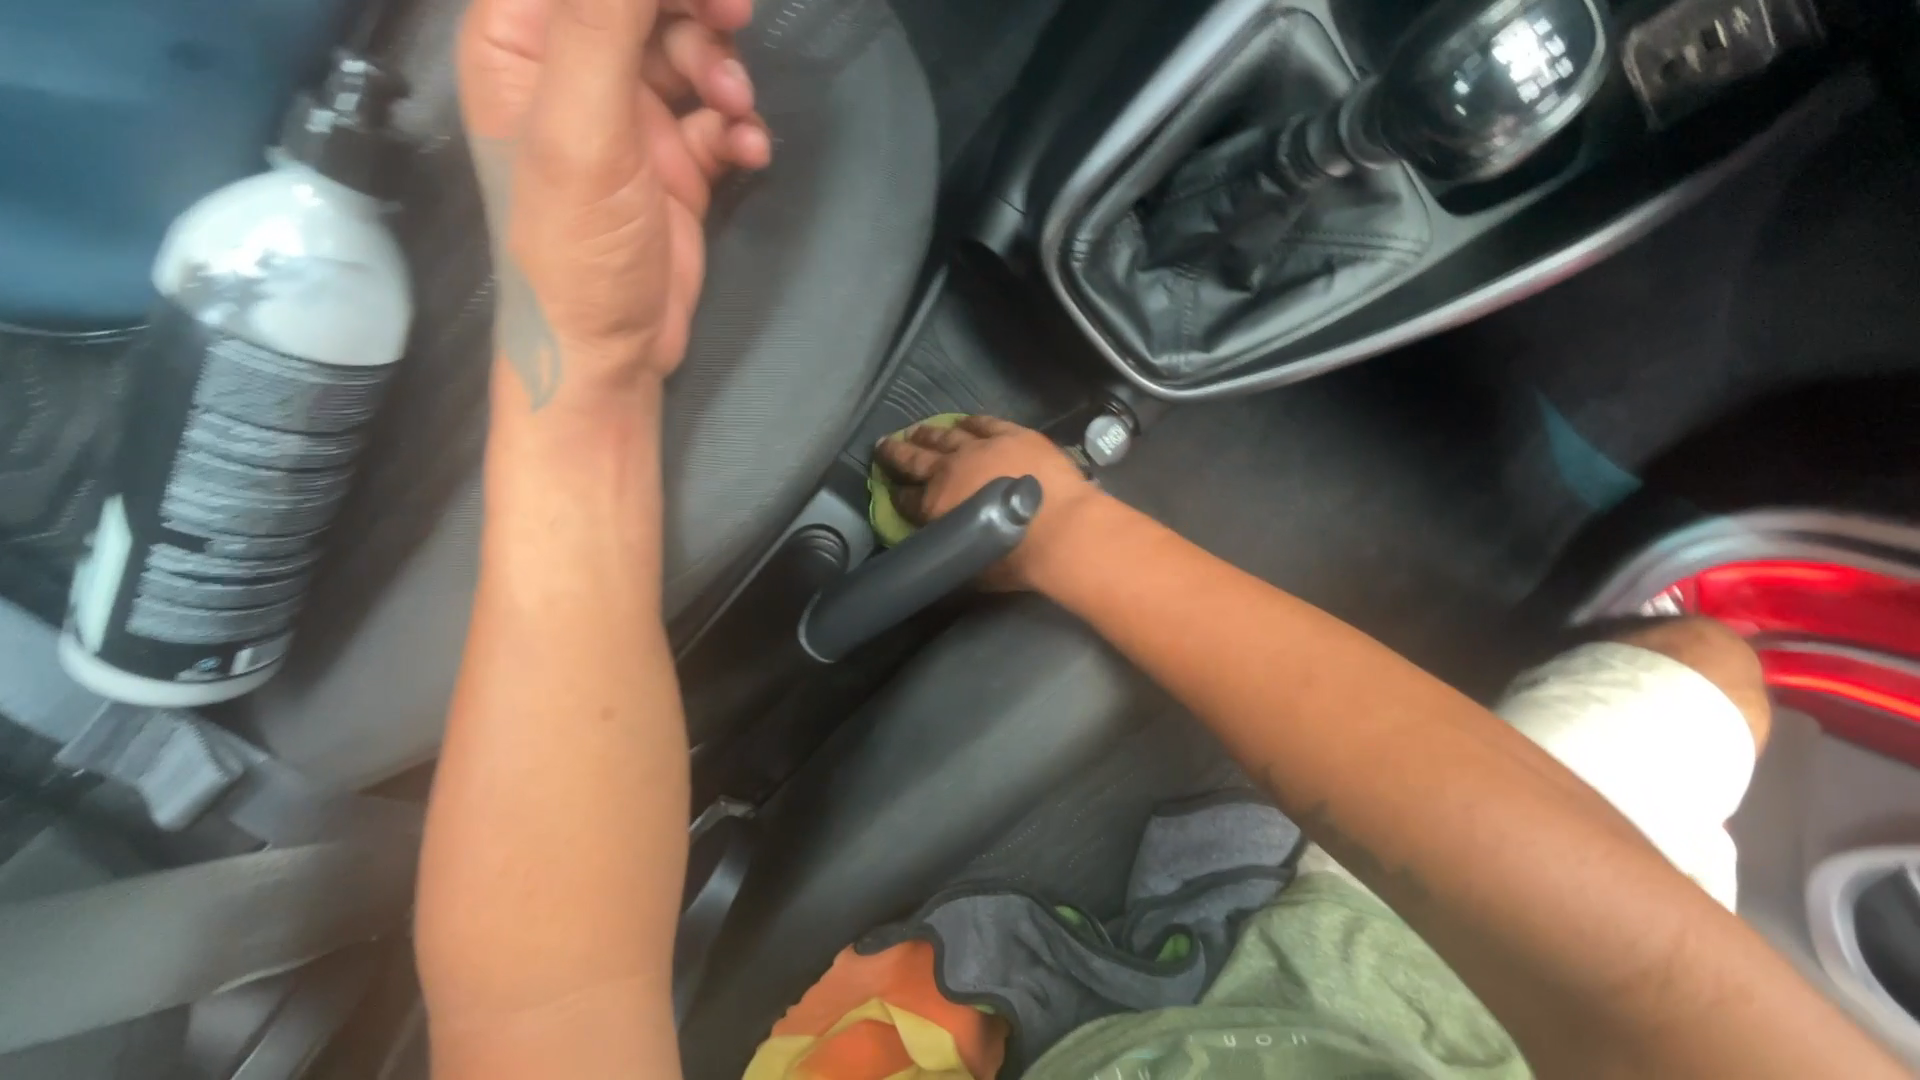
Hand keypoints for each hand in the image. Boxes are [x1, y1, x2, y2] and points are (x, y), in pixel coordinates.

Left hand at [458, 0, 771, 411]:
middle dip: (693, 9)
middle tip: (735, 20)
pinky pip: (715, 119)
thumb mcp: (580, 129)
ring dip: (722, 71)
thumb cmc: (574, 248)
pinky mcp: (674, 165)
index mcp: (520, 42)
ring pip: (687, 52)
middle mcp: (572, 70)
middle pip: (640, 2)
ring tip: (735, 110)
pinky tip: (749, 152)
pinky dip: (738, 128)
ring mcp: (628, 120)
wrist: (611, 353)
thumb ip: (602, 23)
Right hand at [875, 416, 1110, 590]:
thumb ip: (952, 559)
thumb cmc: (1014, 558)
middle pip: (915, 459)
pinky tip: (963, 420)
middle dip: (897, 454)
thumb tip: (943, 561)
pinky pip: (985, 423)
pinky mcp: (1011, 435)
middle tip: (884, 445)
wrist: (1057, 529)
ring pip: (946, 435)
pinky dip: (972, 421)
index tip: (891, 491)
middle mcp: (950, 471)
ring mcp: (981, 448)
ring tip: (917, 430)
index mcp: (936, 507)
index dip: (897, 496)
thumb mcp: (971, 571)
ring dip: (929, 433)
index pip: (907, 501)